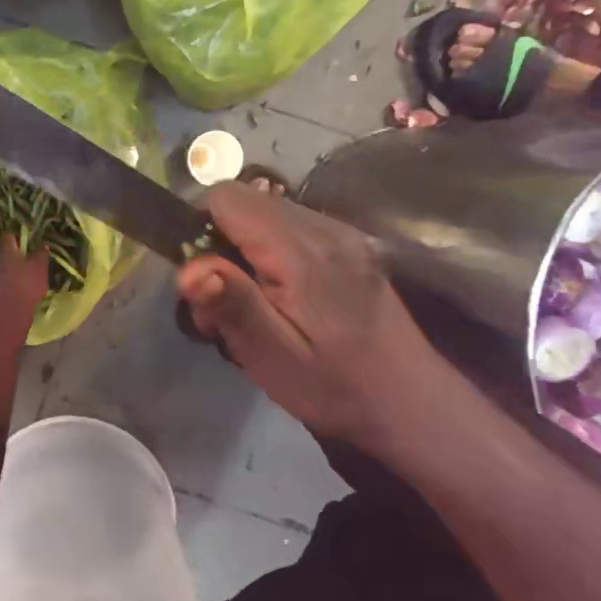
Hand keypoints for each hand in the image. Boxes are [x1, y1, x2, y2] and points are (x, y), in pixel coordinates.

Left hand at [0, 235, 49, 320]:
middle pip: (2, 251)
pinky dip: (4, 280)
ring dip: (8, 268)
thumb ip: (41, 254)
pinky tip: (13, 289)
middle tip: (26, 262)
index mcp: (5, 250)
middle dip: (13, 255)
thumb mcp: (40, 268)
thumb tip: (42, 245)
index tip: (26, 244)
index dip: (17, 237)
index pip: (8, 235)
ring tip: (20, 277)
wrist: (10, 312)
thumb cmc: (27, 285)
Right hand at [175, 182, 454, 445]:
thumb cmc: (333, 386)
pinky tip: (278, 290)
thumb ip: (231, 304)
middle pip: (246, 197)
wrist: (412, 404)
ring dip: (242, 242)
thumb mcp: (272, 356)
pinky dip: (268, 246)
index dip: (198, 226)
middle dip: (218, 237)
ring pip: (266, 208)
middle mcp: (325, 228)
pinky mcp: (350, 243)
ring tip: (250, 296)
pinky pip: (290, 223)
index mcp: (302, 252)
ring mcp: (342, 232)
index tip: (200, 274)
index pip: (226, 196)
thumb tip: (189, 270)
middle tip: (221, 295)